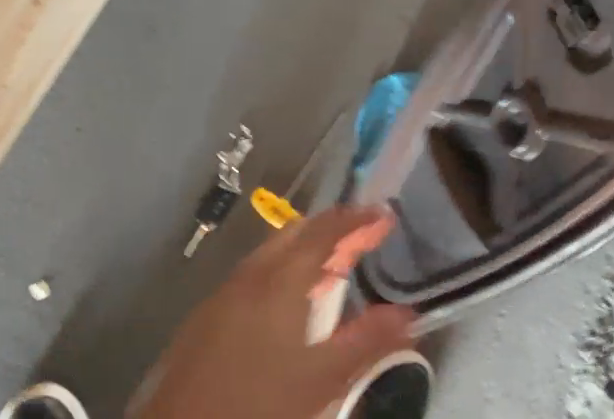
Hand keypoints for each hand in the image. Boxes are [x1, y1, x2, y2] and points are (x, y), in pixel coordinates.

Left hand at [135, 205, 414, 418]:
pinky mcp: (206, 316)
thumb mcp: (322, 380)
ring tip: (332, 270)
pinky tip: (288, 304)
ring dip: (304, 251)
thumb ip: (367, 342)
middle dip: (331, 228)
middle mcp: (251, 274)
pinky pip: (253, 275)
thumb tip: (407, 314)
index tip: (384, 215)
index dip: (356, 219)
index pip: (325, 231)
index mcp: (281, 280)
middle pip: (295, 233)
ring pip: (271, 253)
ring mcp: (224, 293)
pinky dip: (280, 272)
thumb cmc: (259, 405)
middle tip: (362, 237)